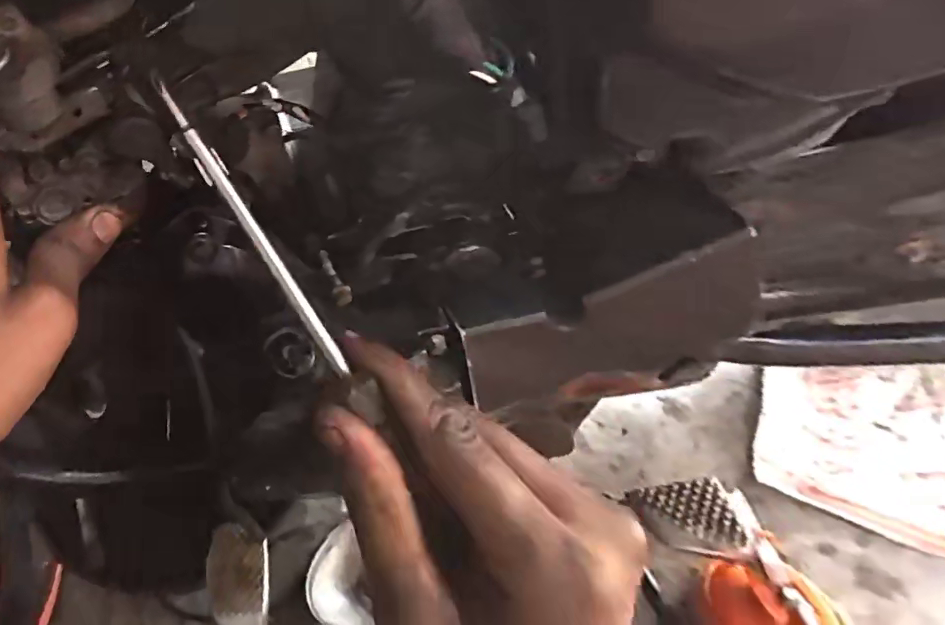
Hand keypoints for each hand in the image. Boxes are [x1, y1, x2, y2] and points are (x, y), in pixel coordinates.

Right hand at [317, 338, 648, 624]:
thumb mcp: (417, 615)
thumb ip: (380, 510)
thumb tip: (338, 419)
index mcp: (556, 560)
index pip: (455, 436)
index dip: (397, 382)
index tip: (354, 346)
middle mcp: (596, 519)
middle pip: (475, 432)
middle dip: (408, 412)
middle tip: (350, 406)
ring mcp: (606, 515)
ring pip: (493, 438)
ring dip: (434, 436)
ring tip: (386, 450)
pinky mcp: (601, 514)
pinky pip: (514, 461)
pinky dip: (465, 460)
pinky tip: (434, 482)